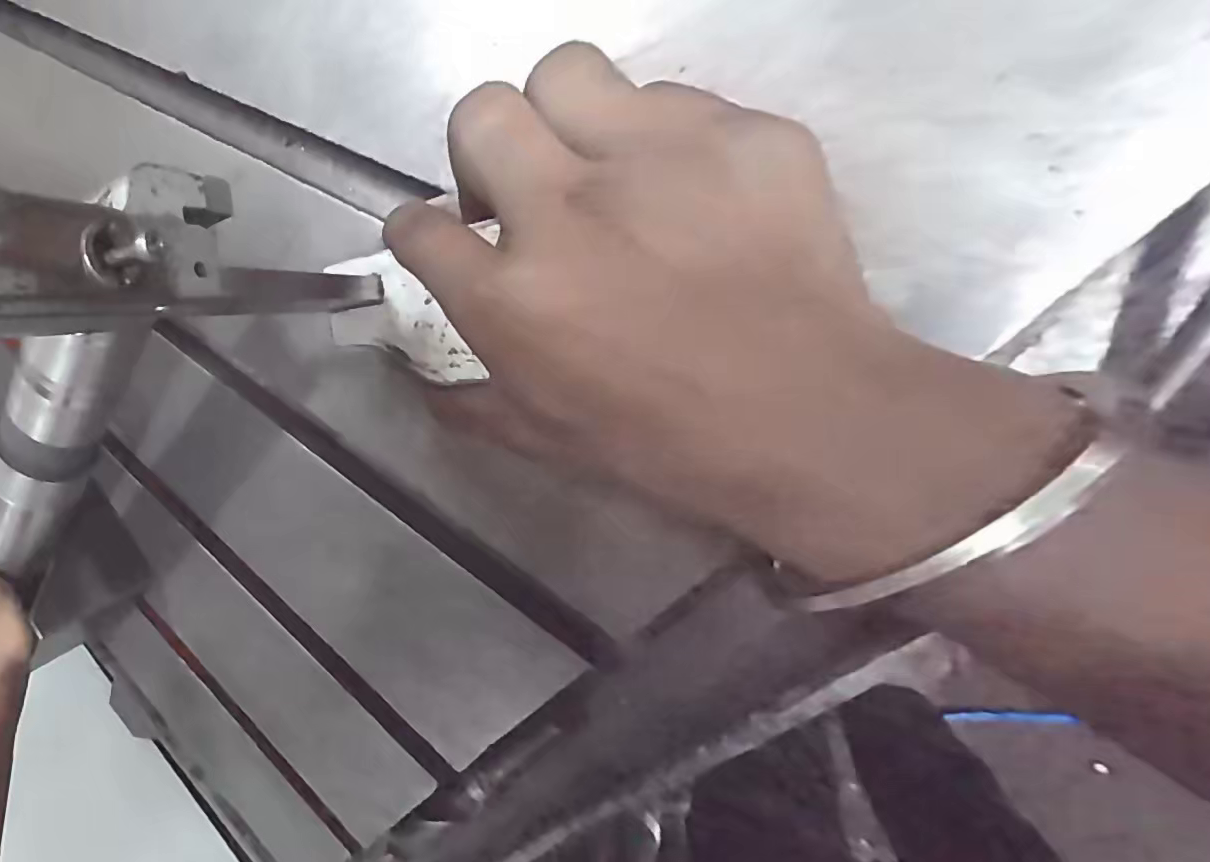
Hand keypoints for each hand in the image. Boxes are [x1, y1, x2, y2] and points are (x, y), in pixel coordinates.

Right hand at [386, 43, 1081, 583]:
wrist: (797, 417)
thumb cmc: (653, 440)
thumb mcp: (538, 436)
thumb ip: (467, 402)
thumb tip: (424, 384)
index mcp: (509, 298)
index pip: (418, 229)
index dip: (412, 231)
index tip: (430, 237)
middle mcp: (564, 210)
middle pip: (479, 115)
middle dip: (476, 153)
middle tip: (512, 195)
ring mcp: (654, 158)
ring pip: (567, 72)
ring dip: (558, 120)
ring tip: (591, 172)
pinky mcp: (740, 132)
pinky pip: (669, 99)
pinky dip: (652, 141)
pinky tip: (680, 193)